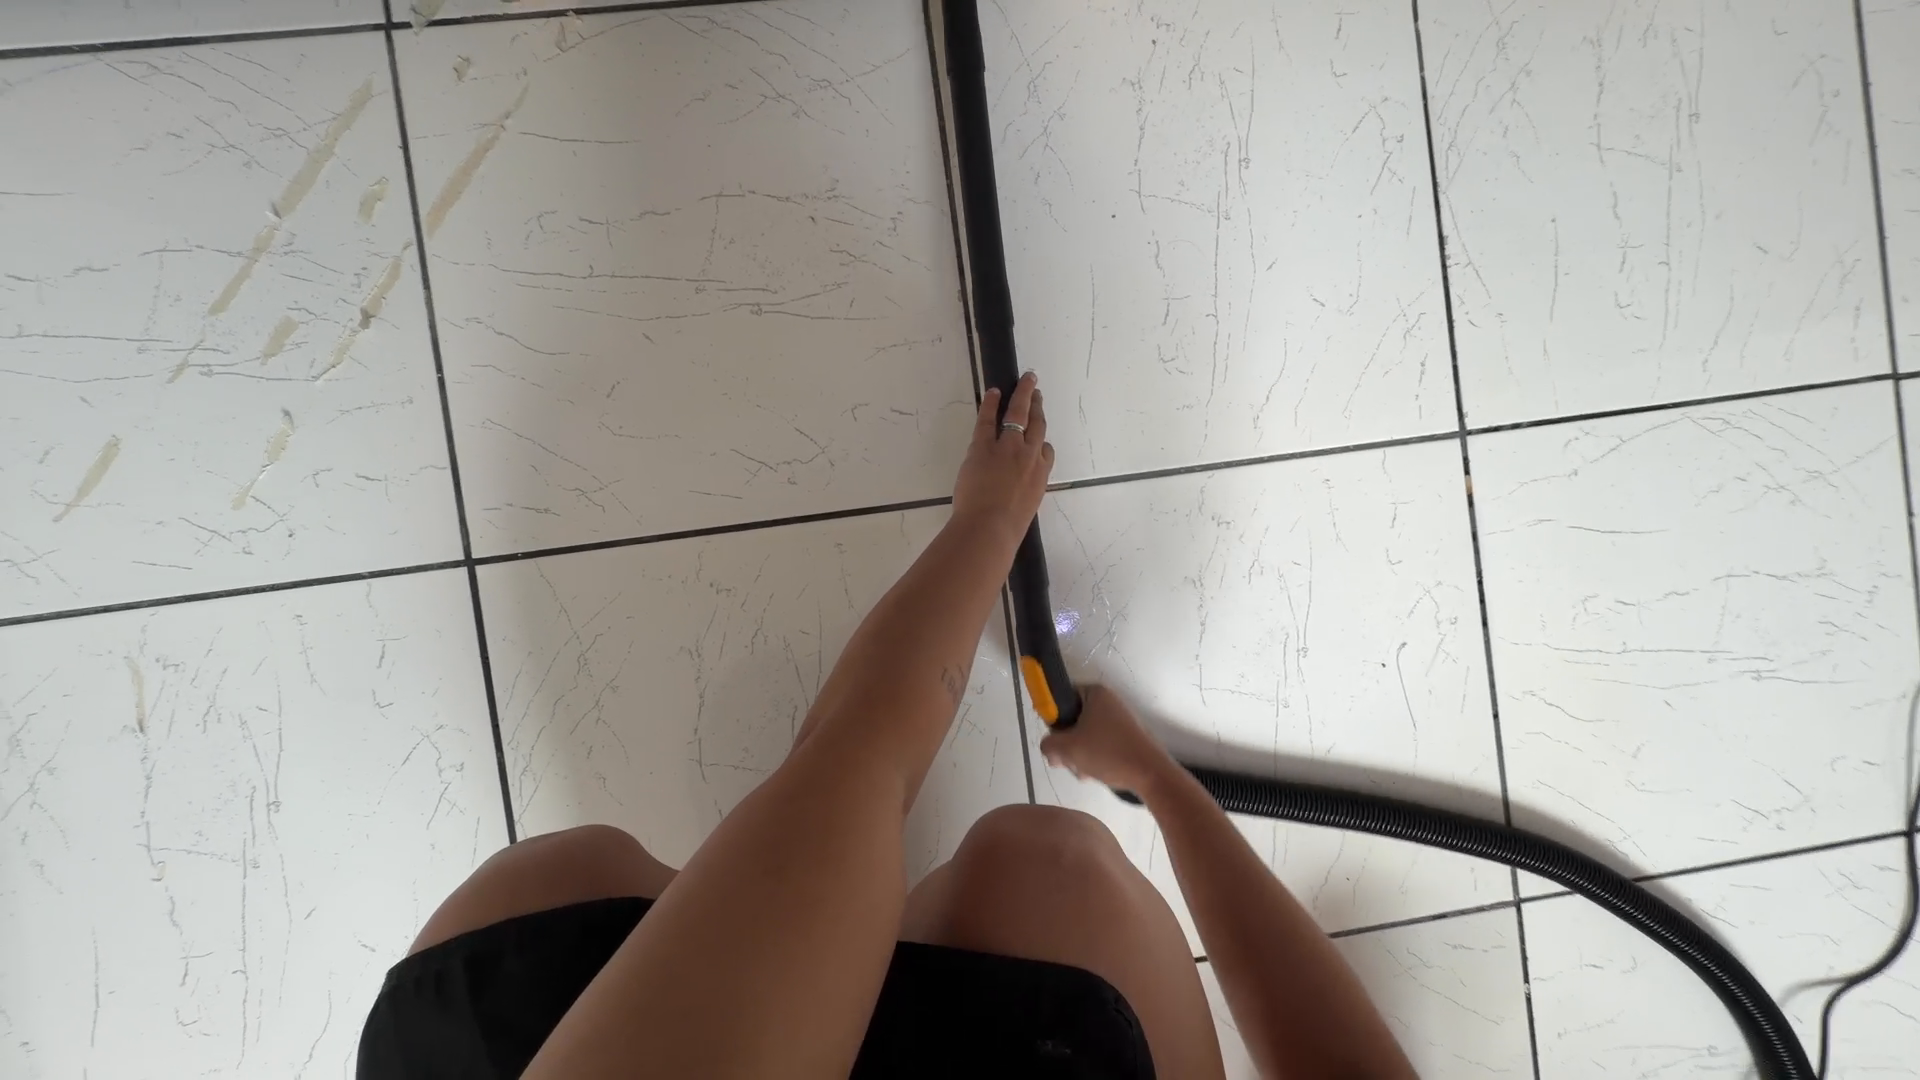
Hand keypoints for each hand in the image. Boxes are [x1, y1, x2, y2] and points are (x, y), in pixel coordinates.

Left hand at [951, 372, 1053, 541]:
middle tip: (1038, 392)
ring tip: (1026, 382)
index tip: (1039, 439)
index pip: (1047, 452)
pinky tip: (994, 392)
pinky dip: (991, 404)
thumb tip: (1015, 496)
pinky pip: (988, 420)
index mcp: (1041, 477)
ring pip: (1019, 414)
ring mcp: (1008, 448)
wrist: (989, 526)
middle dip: (1038, 406)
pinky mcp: (984, 446)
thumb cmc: (1007, 528)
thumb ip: (1023, 496)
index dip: (1042, 443)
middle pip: (1038, 424)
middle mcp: (1030, 457)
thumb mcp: (1025, 512)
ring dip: (1024, 395)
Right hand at [1039, 686, 1177, 798]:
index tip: (1053, 739)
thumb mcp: (1067, 748)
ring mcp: (1119, 719)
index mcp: (1095, 693)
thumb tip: (1049, 748)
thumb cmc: (1107, 753)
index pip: (1062, 698)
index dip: (1052, 718)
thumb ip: (1048, 744)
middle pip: (1073, 719)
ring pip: (1086, 735)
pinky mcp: (1127, 737)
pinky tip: (1095, 774)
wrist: (1151, 773)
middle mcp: (1108, 701)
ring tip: (1083, 771)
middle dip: (1066, 743)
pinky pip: (1101, 743)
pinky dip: (1094, 757)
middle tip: (1065, 761)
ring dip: (1079, 754)